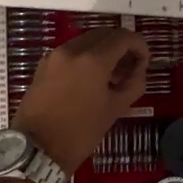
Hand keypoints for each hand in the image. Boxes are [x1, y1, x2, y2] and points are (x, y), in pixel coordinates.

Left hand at [11, 27, 149, 170]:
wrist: (37, 149)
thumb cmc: (81, 132)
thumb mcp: (115, 109)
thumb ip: (134, 83)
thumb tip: (139, 69)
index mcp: (93, 60)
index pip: (124, 37)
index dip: (140, 46)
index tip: (145, 62)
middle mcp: (72, 49)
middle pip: (105, 34)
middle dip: (122, 45)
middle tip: (131, 66)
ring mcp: (55, 55)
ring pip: (87, 40)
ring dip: (103, 50)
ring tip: (112, 75)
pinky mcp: (43, 65)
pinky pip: (71, 51)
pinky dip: (86, 57)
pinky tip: (91, 79)